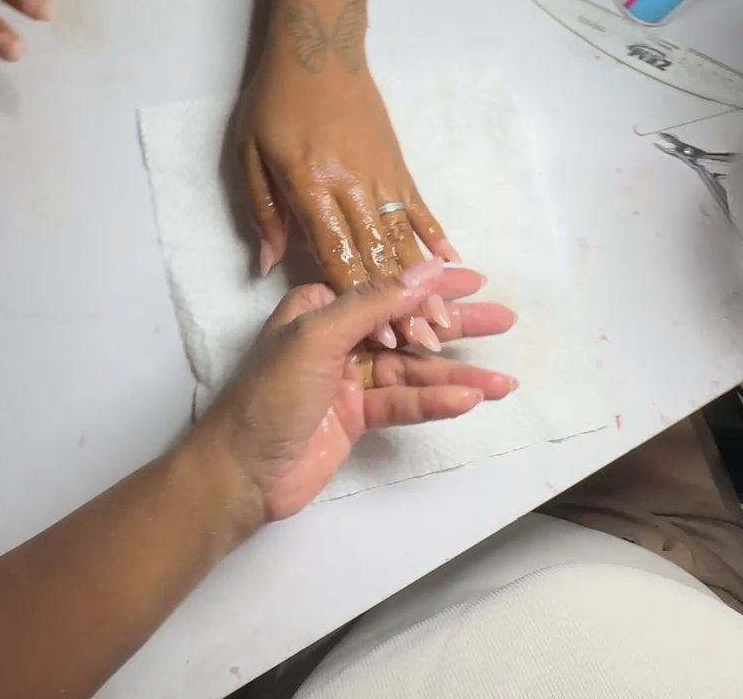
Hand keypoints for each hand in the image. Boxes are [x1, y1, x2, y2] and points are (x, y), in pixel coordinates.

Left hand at [185, 261, 516, 524]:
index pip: (386, 288)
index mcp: (322, 306)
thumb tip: (427, 268)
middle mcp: (339, 336)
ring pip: (413, 369)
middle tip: (504, 317)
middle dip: (455, 324)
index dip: (431, 285)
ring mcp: (350, 377)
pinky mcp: (358, 415)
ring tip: (504, 380)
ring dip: (456, 374)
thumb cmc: (270, 394)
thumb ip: (376, 302)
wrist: (239, 474)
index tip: (474, 280)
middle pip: (407, 324)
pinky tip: (469, 400)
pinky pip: (404, 402)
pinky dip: (435, 403)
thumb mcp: (319, 336)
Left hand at [237, 0, 458, 350]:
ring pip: (404, 236)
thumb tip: (269, 262)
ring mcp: (380, 174)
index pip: (338, 253)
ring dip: (424, 280)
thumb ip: (264, 211)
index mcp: (310, 187)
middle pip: (379, 254)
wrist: (317, 45)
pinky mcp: (396, 163)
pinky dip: (435, 232)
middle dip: (402, 303)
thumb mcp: (249, 155)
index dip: (360, 299)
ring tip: (446, 315)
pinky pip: (418, 204)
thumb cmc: (274, 102)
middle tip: (426, 341)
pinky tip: (452, 259)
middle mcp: (351, 186)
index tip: (382, 335)